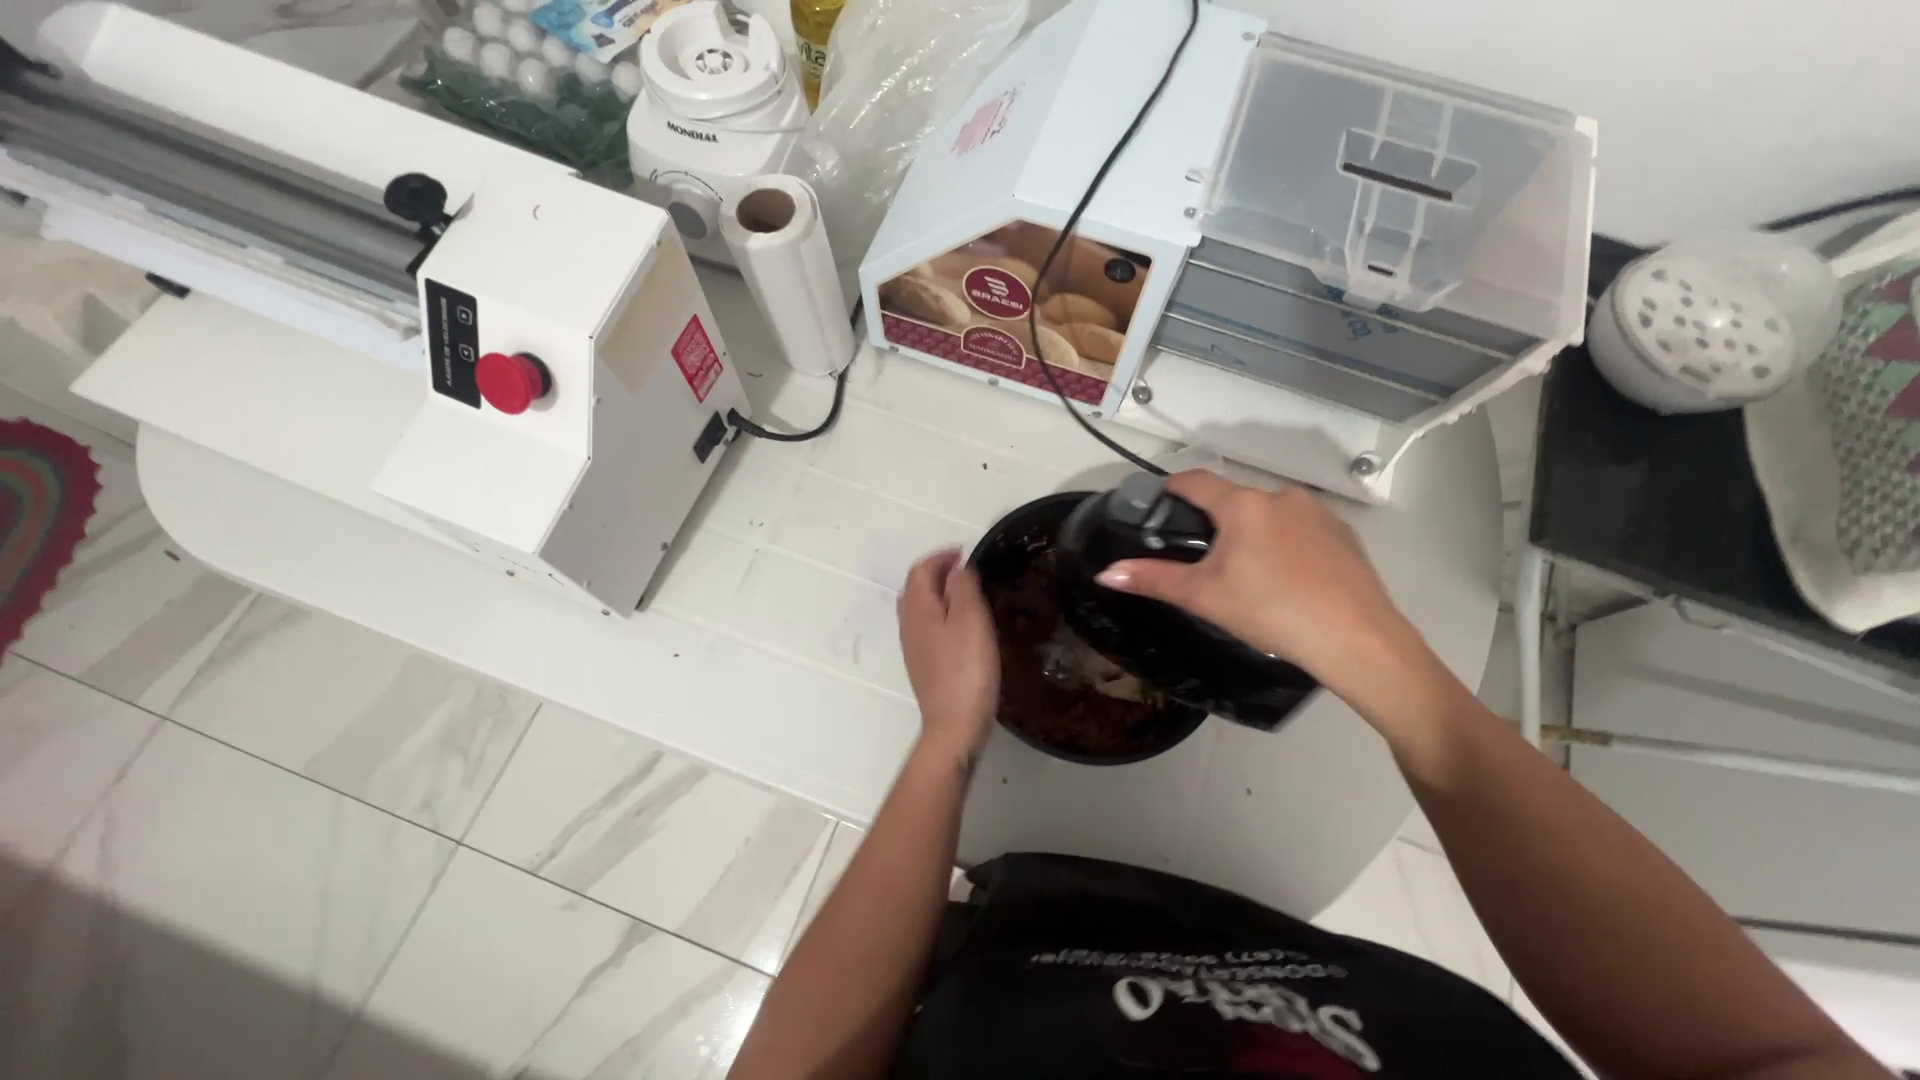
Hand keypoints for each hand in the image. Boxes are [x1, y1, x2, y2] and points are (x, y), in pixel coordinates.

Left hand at [897, 549, 999, 765]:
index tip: (967, 554)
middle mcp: (908, 626)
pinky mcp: (924, 666)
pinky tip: (965, 628)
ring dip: (940, 595)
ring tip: (969, 595)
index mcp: (917, 609)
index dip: (941, 557)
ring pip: (920, 609)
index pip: (920, 570)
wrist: (955, 724)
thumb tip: (956, 568)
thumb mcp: (970, 619)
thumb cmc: (966, 668)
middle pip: (916, 588)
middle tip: (968, 572)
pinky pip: (928, 629)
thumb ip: (962, 587)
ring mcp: (914, 648)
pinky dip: (943, 616)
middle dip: (938, 573)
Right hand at [1093, 471, 1417, 697]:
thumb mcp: (1205, 597)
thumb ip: (1153, 579)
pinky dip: (1287, 546)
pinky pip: (1302, 531)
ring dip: (1254, 533)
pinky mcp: (1344, 534)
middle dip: (1217, 522)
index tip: (1159, 500)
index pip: (1197, 481)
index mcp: (1243, 505)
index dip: (1174, 487)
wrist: (1355, 637)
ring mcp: (1318, 513)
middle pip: (1235, 501)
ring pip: (1270, 516)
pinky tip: (1288, 580)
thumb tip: (1105, 574)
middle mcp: (1281, 497)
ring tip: (1248, 574)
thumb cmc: (1270, 611)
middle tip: (1205, 559)